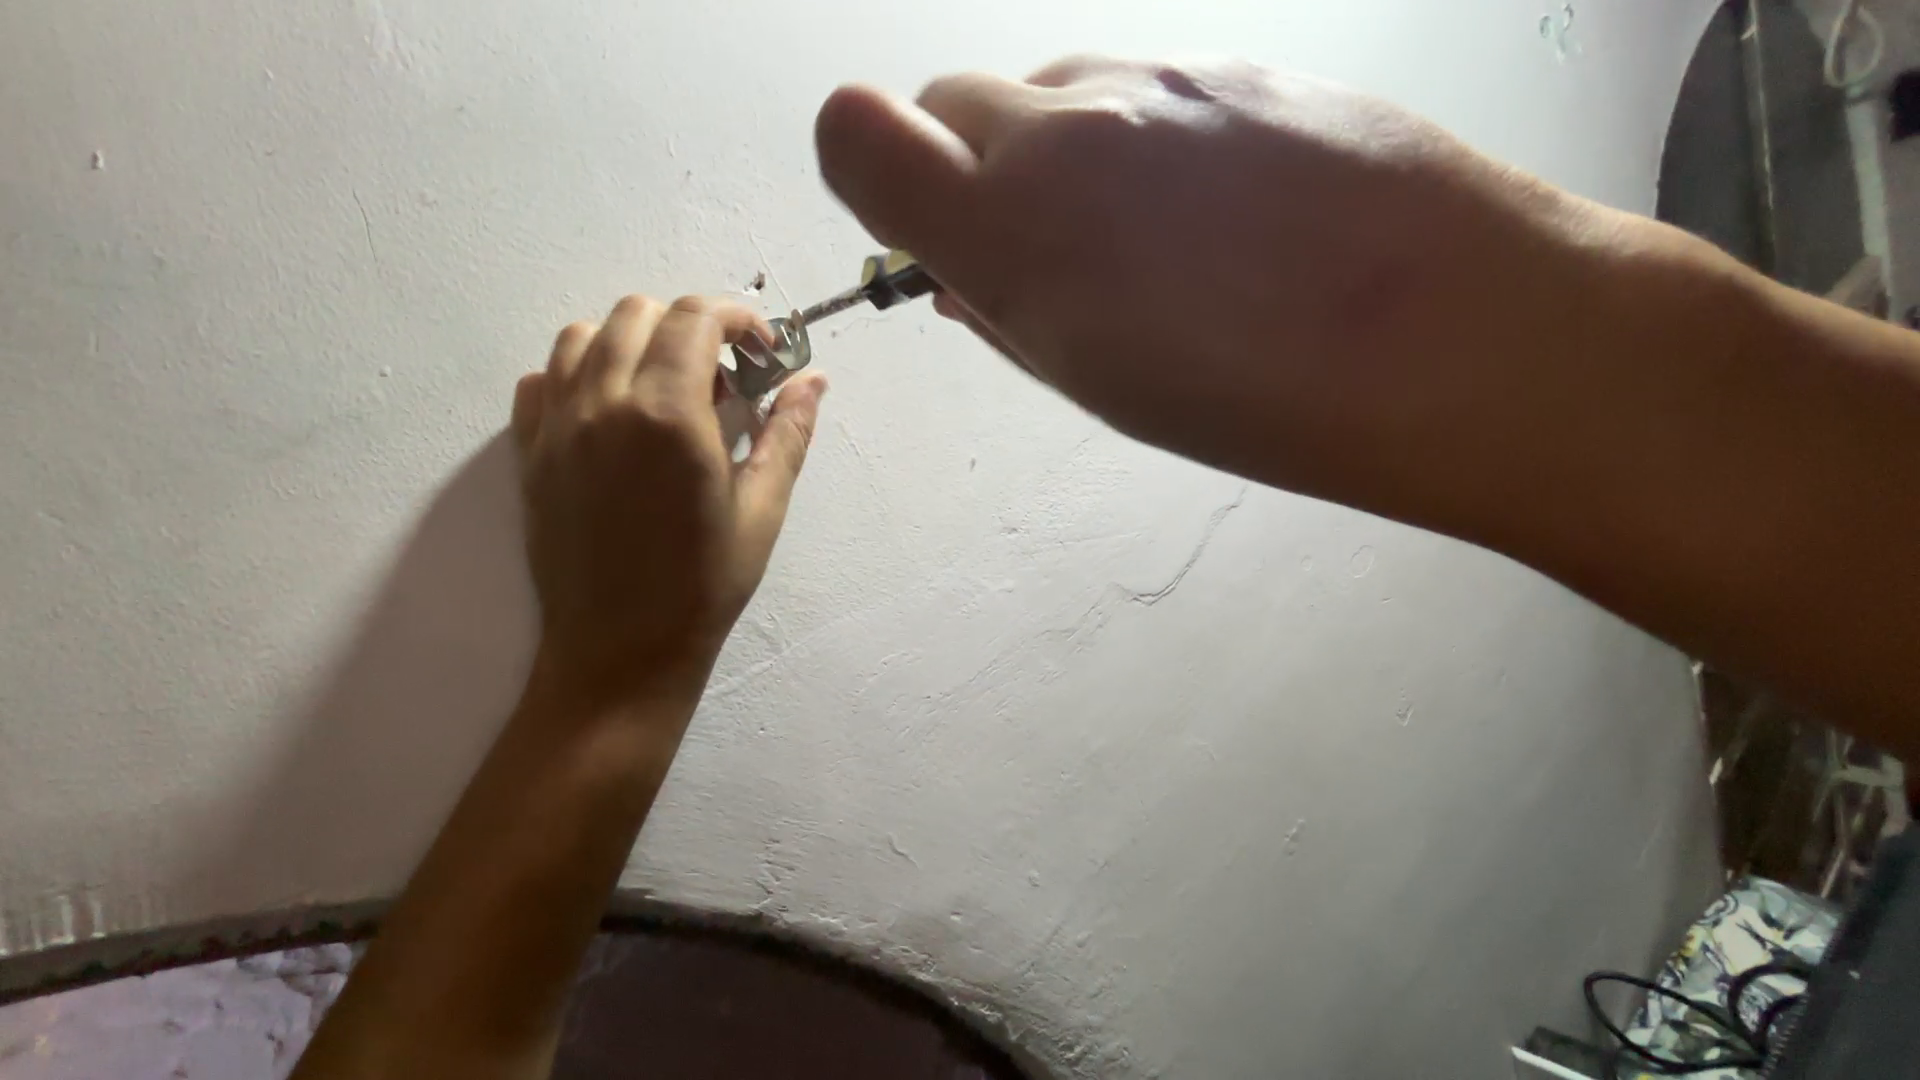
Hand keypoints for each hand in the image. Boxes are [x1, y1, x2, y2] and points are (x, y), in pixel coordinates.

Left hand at [510, 295, 827, 704]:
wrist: (620, 650)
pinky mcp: (528, 452)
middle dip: (689, 327)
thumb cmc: (703, 584)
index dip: (737, 317)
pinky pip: (542, 378)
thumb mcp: (762, 510)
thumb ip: (788, 433)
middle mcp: (604, 402)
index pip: (697, 317)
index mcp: (669, 414)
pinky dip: (580, 373)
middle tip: (719, 379)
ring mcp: (557, 425)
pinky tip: (611, 414)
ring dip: (631, 342)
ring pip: (583, 335)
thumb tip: (814, 380)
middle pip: (640, 312)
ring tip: (663, 390)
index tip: (760, 350)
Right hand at [813, 56, 1656, 527]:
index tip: (918, 232)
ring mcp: (1162, 79)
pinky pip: (1141, 91)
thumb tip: (961, 273)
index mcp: (1015, 224)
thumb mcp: (1095, 384)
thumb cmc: (1253, 404)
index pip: (859, 140)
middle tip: (1028, 251)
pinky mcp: (1244, 65)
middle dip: (960, 167)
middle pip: (950, 103)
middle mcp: (1070, 123)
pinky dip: (1132, 141)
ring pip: (1049, 93)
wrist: (1467, 339)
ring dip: (1051, 153)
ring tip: (1134, 241)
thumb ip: (1005, 315)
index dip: (869, 177)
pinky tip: (1208, 211)